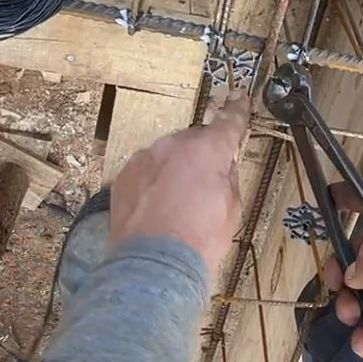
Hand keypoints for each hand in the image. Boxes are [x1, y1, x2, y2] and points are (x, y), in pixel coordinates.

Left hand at [109, 93, 250, 275]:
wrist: (154, 264)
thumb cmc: (200, 238)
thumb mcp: (232, 208)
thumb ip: (228, 177)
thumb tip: (222, 165)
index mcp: (207, 150)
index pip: (228, 123)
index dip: (237, 110)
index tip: (239, 97)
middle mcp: (173, 145)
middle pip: (194, 143)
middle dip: (201, 158)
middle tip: (205, 189)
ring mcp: (144, 159)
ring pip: (167, 156)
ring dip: (175, 171)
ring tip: (176, 206)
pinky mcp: (123, 177)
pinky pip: (146, 172)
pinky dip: (153, 184)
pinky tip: (156, 210)